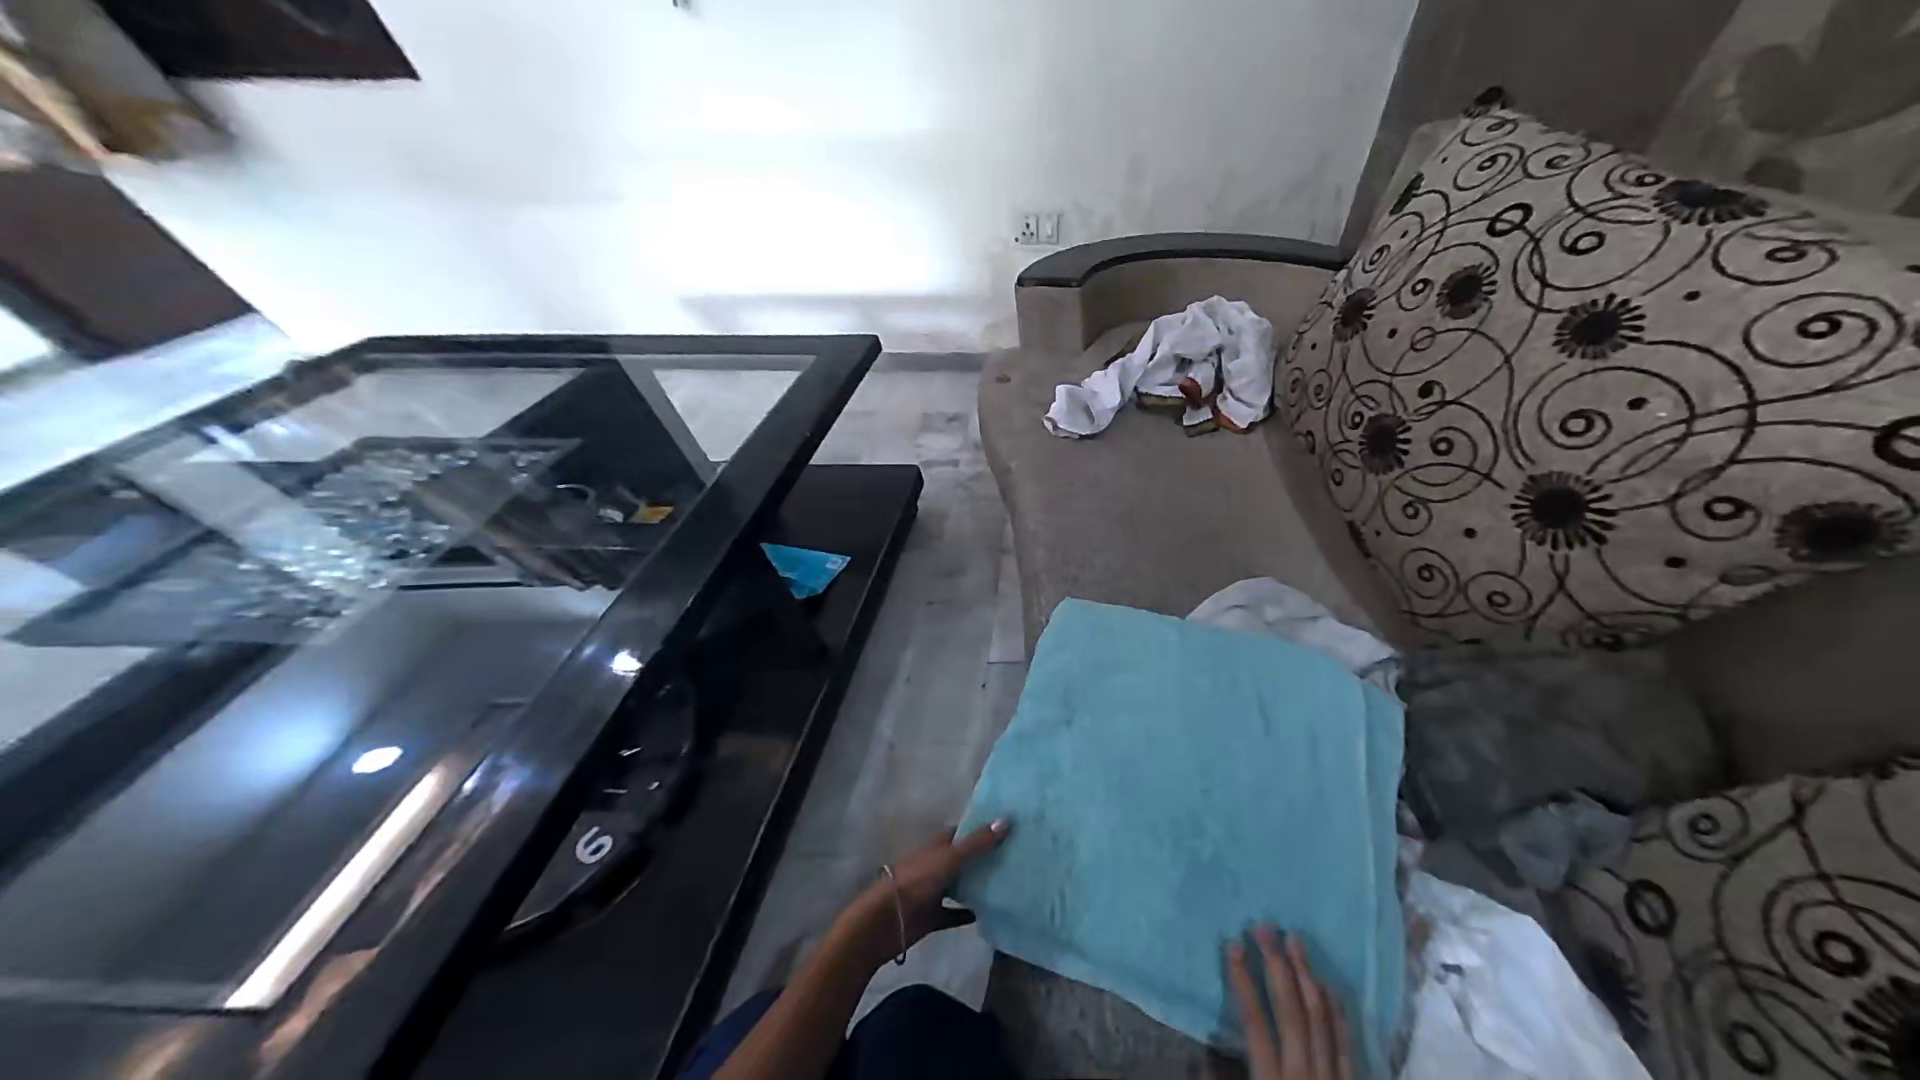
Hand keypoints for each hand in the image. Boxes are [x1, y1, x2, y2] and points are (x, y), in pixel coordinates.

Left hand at [835, 818, 1010, 969]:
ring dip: (978, 885)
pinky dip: (968, 913)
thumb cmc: (917, 880)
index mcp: (938, 845)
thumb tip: (1007, 819)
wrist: (886, 919)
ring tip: (1009, 883)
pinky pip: (955, 913)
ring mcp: (934, 890)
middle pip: (964, 858)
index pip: (963, 831)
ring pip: (960, 885)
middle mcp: (937, 864)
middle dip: (985, 857)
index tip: (1009, 827)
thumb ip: (978, 842)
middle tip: (1017, 857)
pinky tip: (989, 914)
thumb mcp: (950, 858)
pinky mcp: (932, 915)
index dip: (983, 828)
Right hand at [1226, 925, 1353, 1079]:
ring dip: (1307, 976)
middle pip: (1291, 1009)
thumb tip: (1203, 1058)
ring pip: (1322, 1018)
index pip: (1254, 1021)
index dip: (1242, 980)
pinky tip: (1327, 985)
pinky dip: (1337, 1009)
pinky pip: (1347, 1042)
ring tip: (1295, 941)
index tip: (1232, 945)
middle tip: (1264, 927)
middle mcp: (1305, 1075)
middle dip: (1276, 965)